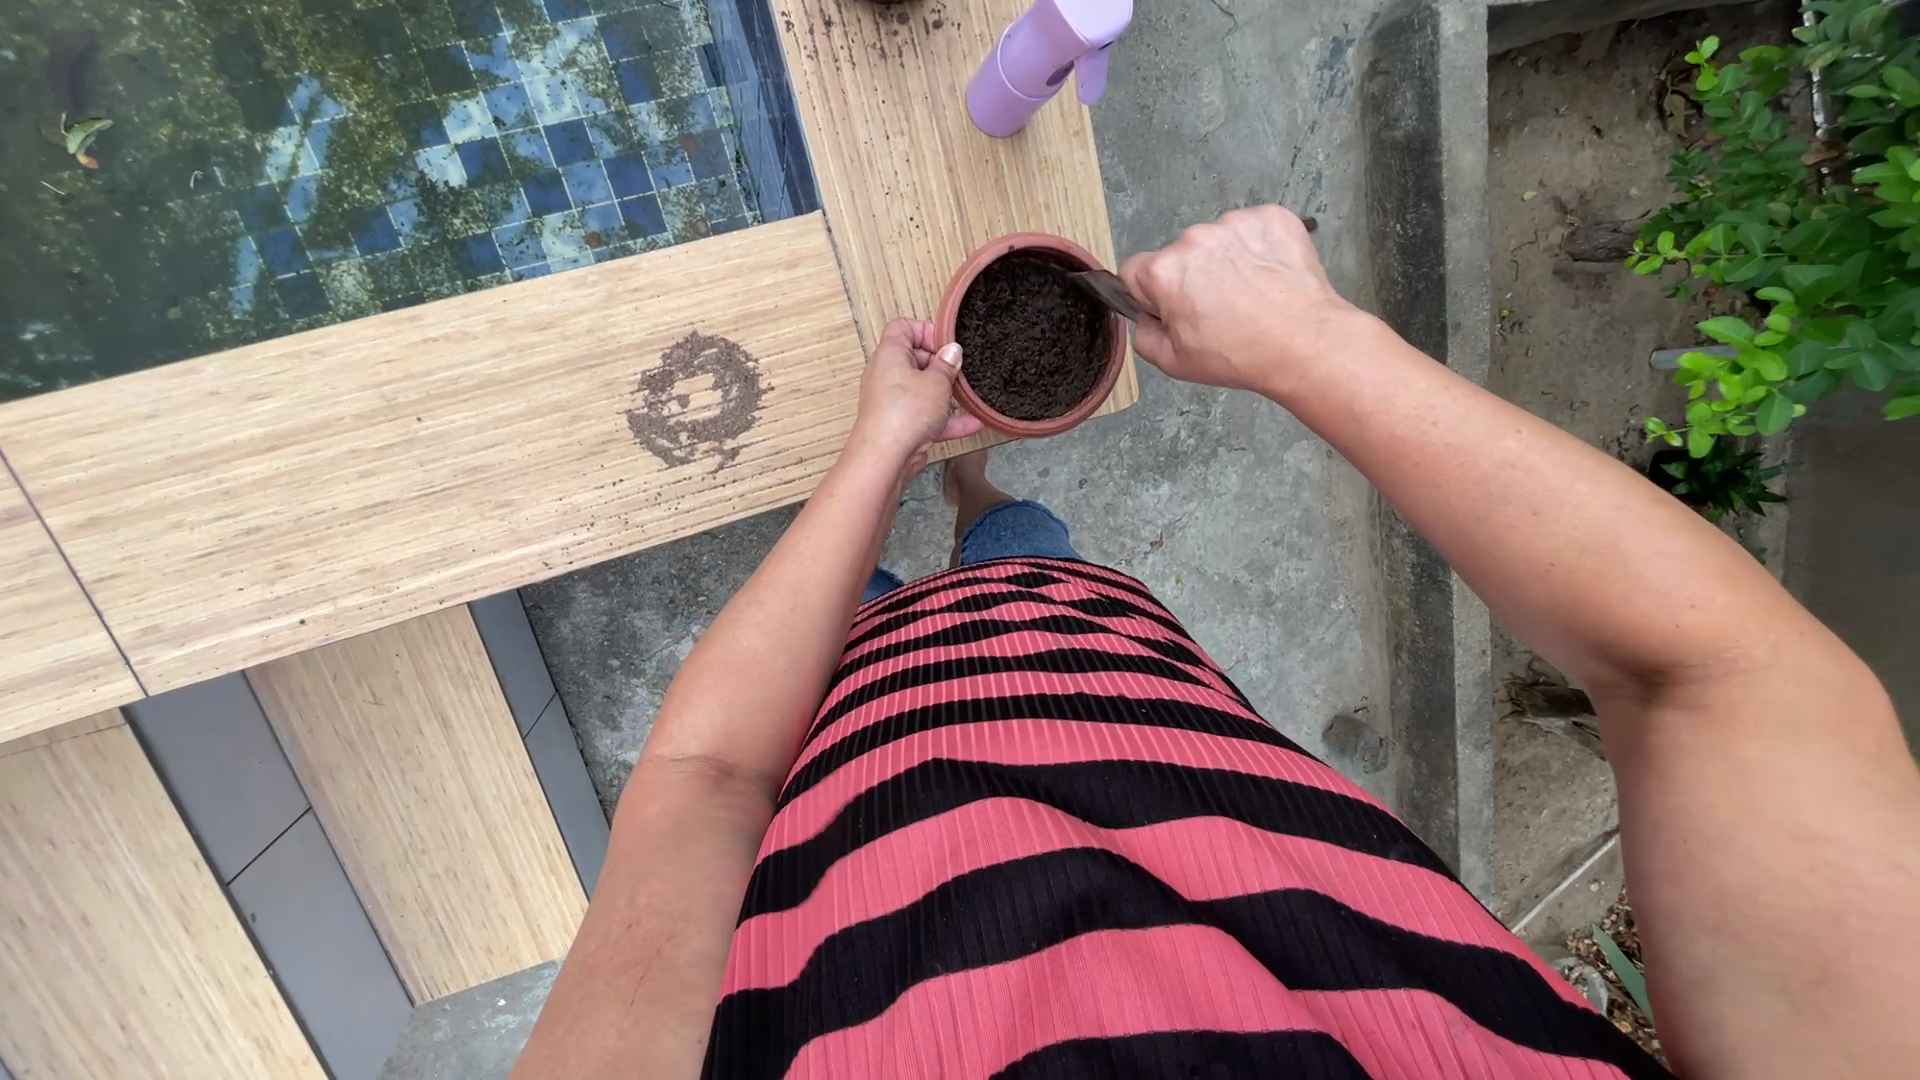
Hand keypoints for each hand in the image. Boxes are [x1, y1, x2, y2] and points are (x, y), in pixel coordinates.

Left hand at [849, 318, 981, 479]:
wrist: (886, 457)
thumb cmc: (903, 414)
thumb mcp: (937, 382)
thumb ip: (947, 365)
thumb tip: (952, 352)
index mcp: (890, 354)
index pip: (903, 328)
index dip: (926, 331)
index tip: (946, 344)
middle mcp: (886, 375)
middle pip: (915, 359)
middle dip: (940, 366)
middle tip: (958, 372)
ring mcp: (892, 401)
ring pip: (922, 390)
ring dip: (945, 394)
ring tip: (966, 396)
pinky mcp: (900, 424)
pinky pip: (925, 416)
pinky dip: (946, 419)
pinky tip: (971, 423)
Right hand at [1120, 205, 1371, 398]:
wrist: (1303, 343)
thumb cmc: (1240, 354)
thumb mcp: (1173, 363)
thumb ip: (1143, 337)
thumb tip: (1145, 319)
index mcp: (1164, 272)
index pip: (1134, 271)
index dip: (1149, 294)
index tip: (1171, 309)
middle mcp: (1195, 239)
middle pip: (1177, 255)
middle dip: (1189, 278)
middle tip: (1216, 310)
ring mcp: (1235, 224)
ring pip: (1215, 241)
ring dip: (1224, 262)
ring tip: (1246, 295)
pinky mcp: (1270, 217)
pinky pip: (1250, 230)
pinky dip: (1255, 250)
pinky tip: (1265, 279)